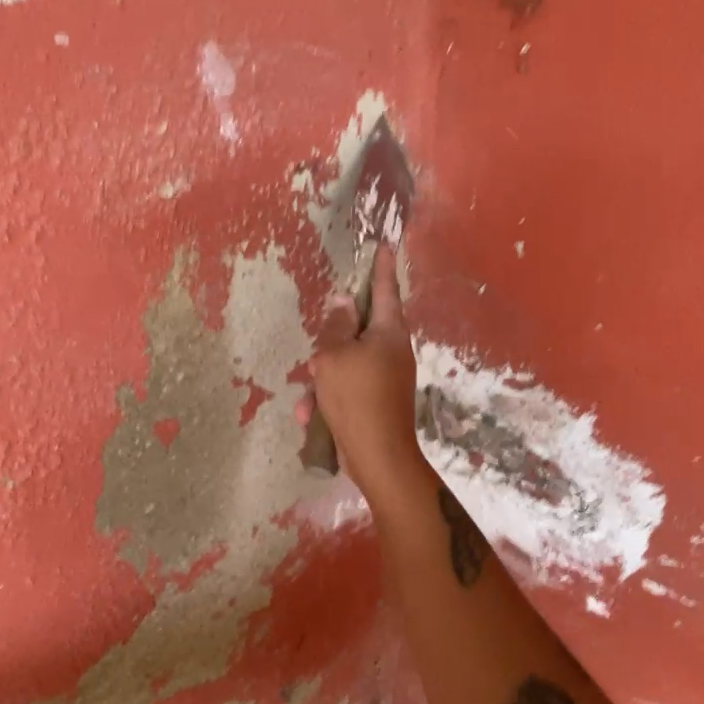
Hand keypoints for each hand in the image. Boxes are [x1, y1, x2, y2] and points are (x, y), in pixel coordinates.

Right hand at [302, 244, 428, 494]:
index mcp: (389, 332)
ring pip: (347, 364)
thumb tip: (344, 304)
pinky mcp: (377, 402)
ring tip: (310, 397)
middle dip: (332, 341)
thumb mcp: (335, 357)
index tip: (383, 246)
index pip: (384, 290)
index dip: (380, 268)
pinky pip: (347, 389)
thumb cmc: (356, 397)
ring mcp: (387, 378)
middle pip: (360, 330)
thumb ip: (336, 327)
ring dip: (323, 378)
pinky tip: (311, 416)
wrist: (377, 456)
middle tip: (317, 352)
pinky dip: (328, 400)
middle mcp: (393, 351)